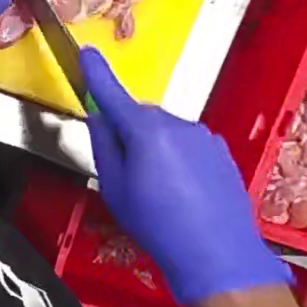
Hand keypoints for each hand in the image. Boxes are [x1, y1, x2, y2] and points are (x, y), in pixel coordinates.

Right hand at [81, 48, 291, 306]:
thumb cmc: (156, 224)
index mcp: (148, 132)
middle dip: (126, 132)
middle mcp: (179, 125)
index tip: (86, 54)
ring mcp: (204, 137)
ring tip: (149, 189)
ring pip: (163, 131)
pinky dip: (172, 158)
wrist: (216, 253)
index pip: (114, 96)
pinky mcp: (220, 152)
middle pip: (140, 116)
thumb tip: (99, 119)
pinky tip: (174, 190)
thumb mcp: (115, 188)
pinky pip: (185, 144)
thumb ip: (104, 148)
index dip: (97, 75)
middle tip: (119, 170)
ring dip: (150, 148)